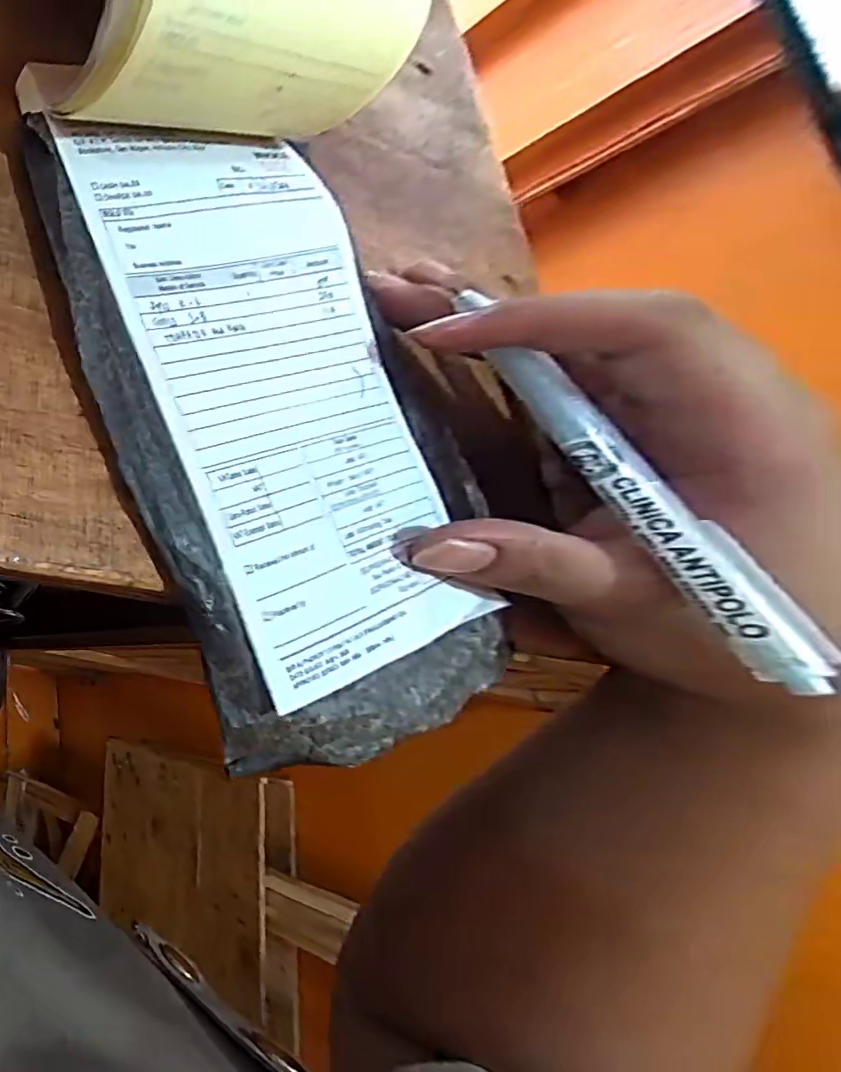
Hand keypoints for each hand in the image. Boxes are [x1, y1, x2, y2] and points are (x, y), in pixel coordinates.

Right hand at [371, 263, 840, 704]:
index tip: (446, 335)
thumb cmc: (739, 627)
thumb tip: (425, 547)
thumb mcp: (634, 601)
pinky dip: (498, 358)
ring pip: (577, 342)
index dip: (544, 320)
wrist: (800, 655)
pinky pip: (562, 379)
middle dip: (494, 302)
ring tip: (407, 302)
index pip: (649, 330)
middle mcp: (703, 398)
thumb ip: (538, 565)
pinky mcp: (628, 434)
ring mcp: (664, 413)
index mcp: (737, 424)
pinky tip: (446, 348)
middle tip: (400, 286)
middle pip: (599, 320)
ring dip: (489, 320)